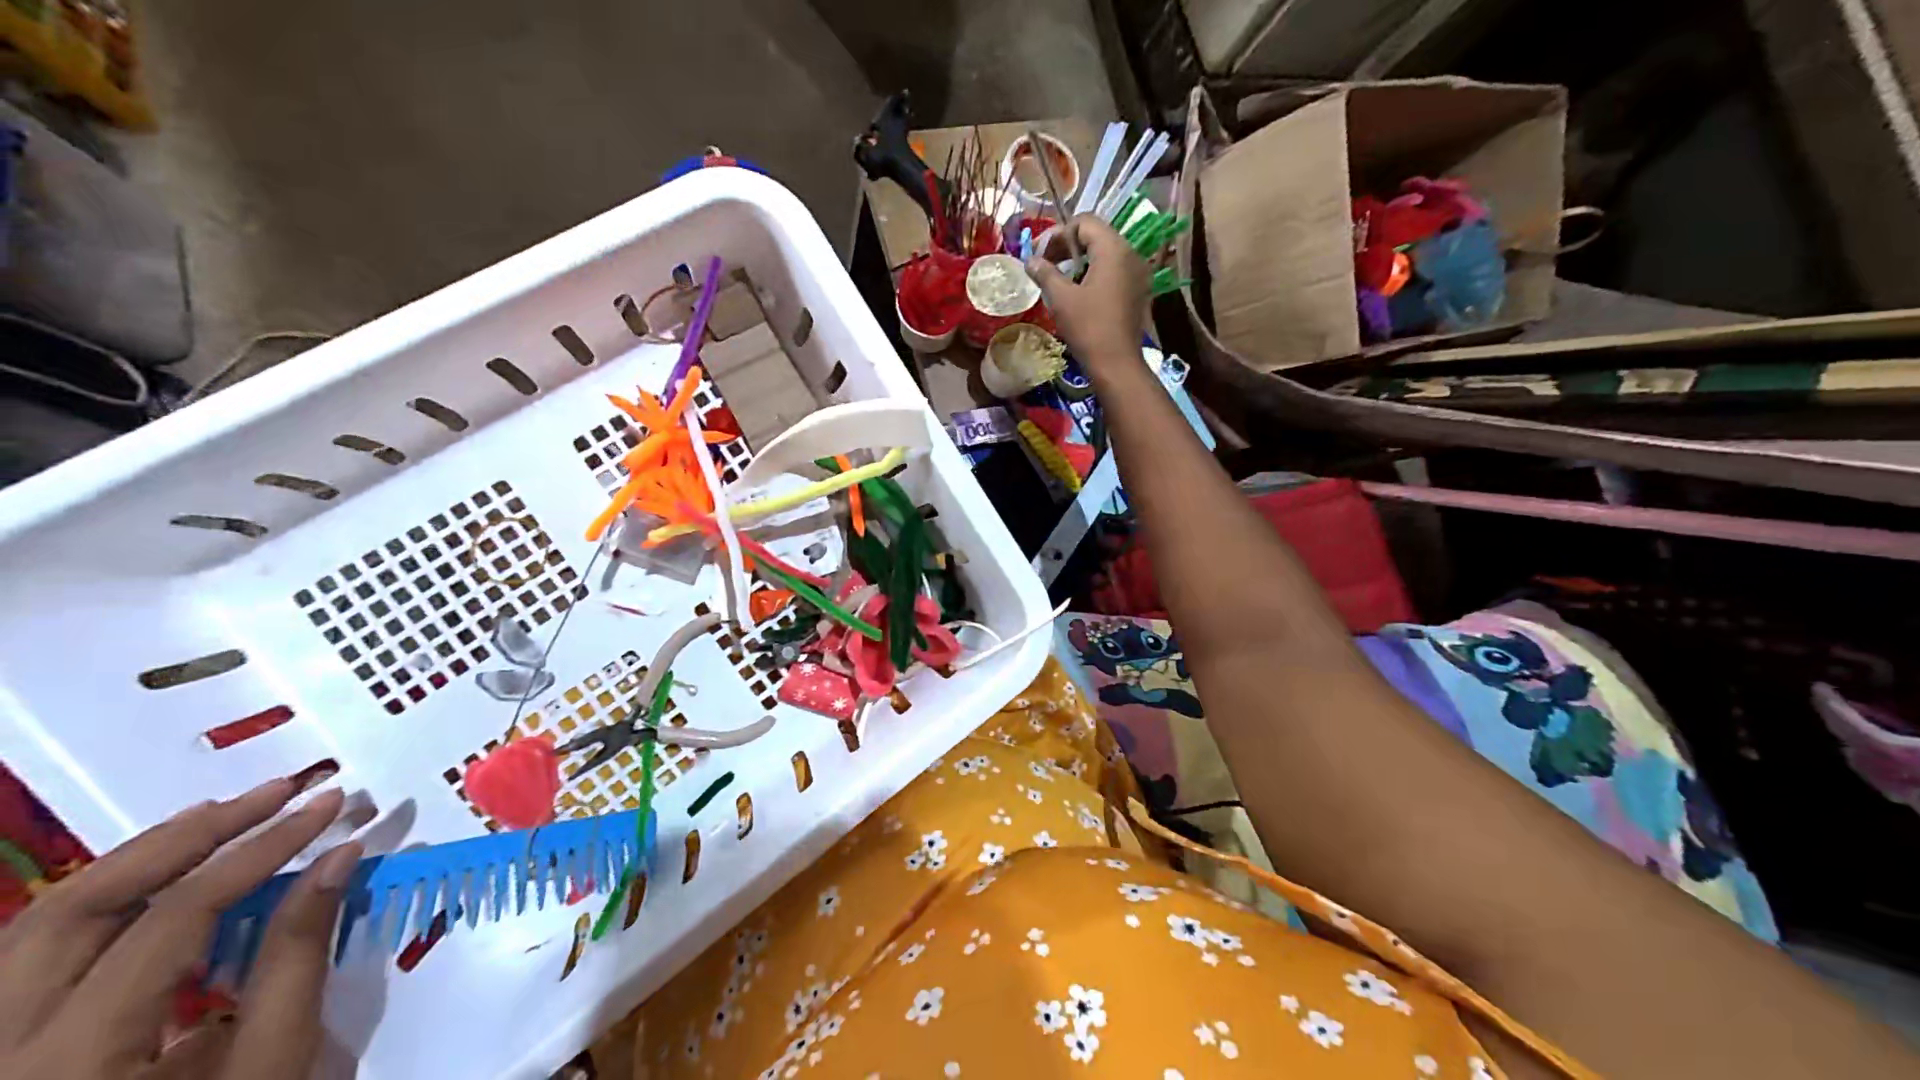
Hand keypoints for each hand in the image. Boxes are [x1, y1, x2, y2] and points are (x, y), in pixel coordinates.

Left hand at [0, 775, 359, 1078]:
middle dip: (191, 835)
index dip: (259, 851)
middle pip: (79, 906)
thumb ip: (299, 955)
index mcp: (67, 1064)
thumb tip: (341, 858)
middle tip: (276, 792)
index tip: (328, 806)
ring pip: (39, 920)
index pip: (174, 918)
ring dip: (142, 856)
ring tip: (224, 815)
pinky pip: (29, 950)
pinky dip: (104, 897)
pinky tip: (160, 871)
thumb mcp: (270, 1063)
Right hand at [1025, 214, 1149, 365]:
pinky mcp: (1138, 291)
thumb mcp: (1061, 298)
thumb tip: (1030, 260)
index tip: (1040, 254)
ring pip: (1105, 254)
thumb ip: (1045, 272)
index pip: (1084, 222)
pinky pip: (1114, 271)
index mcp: (1114, 249)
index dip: (1058, 233)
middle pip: (1096, 235)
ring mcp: (1138, 273)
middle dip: (1068, 246)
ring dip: (1080, 261)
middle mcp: (1131, 254)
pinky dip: (1094, 273)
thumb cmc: (1088, 327)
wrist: (1116, 364)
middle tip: (1044, 264)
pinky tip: (1078, 292)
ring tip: (1058, 279)